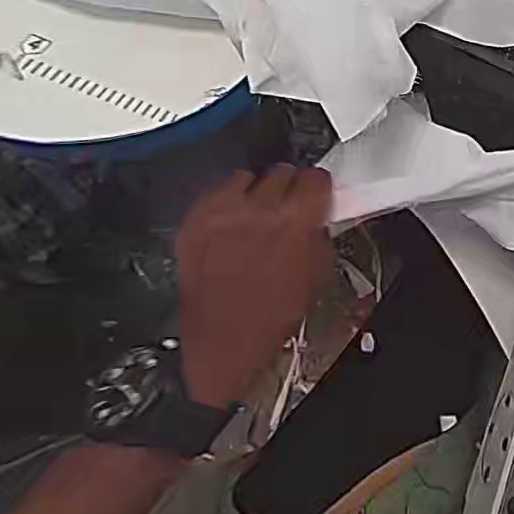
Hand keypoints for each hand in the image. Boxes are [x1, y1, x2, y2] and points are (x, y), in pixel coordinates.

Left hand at [175, 166, 334, 407]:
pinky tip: (234, 220)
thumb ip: (318, 232)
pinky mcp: (194, 223)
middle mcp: (260, 210)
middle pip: (283, 172)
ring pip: (249, 177)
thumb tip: (316, 216)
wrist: (226, 342)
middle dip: (291, 186)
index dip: (320, 186)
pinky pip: (216, 193)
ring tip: (259, 210)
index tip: (318, 192)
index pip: (316, 178)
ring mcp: (222, 215)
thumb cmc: (275, 312)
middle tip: (291, 202)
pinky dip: (228, 200)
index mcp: (298, 220)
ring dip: (258, 190)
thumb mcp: (317, 269)